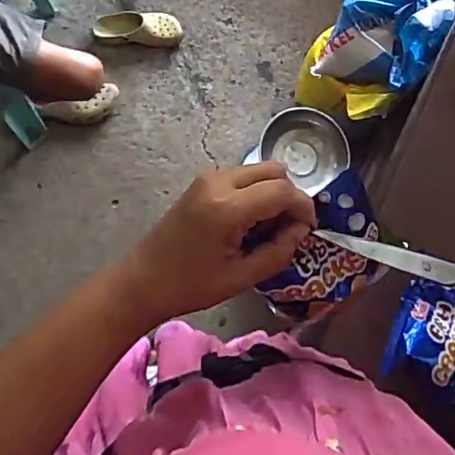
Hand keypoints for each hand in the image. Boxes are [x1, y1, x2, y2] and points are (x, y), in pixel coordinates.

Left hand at [113, 163, 315, 325]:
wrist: (144, 279)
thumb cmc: (190, 285)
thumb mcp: (241, 277)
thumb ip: (278, 251)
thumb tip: (300, 230)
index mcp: (227, 206)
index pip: (281, 191)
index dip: (304, 207)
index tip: (310, 230)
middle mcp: (219, 181)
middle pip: (273, 170)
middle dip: (290, 195)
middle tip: (291, 228)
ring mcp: (209, 177)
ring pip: (259, 170)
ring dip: (273, 192)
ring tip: (270, 228)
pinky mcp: (204, 180)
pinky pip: (243, 176)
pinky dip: (257, 191)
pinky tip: (251, 221)